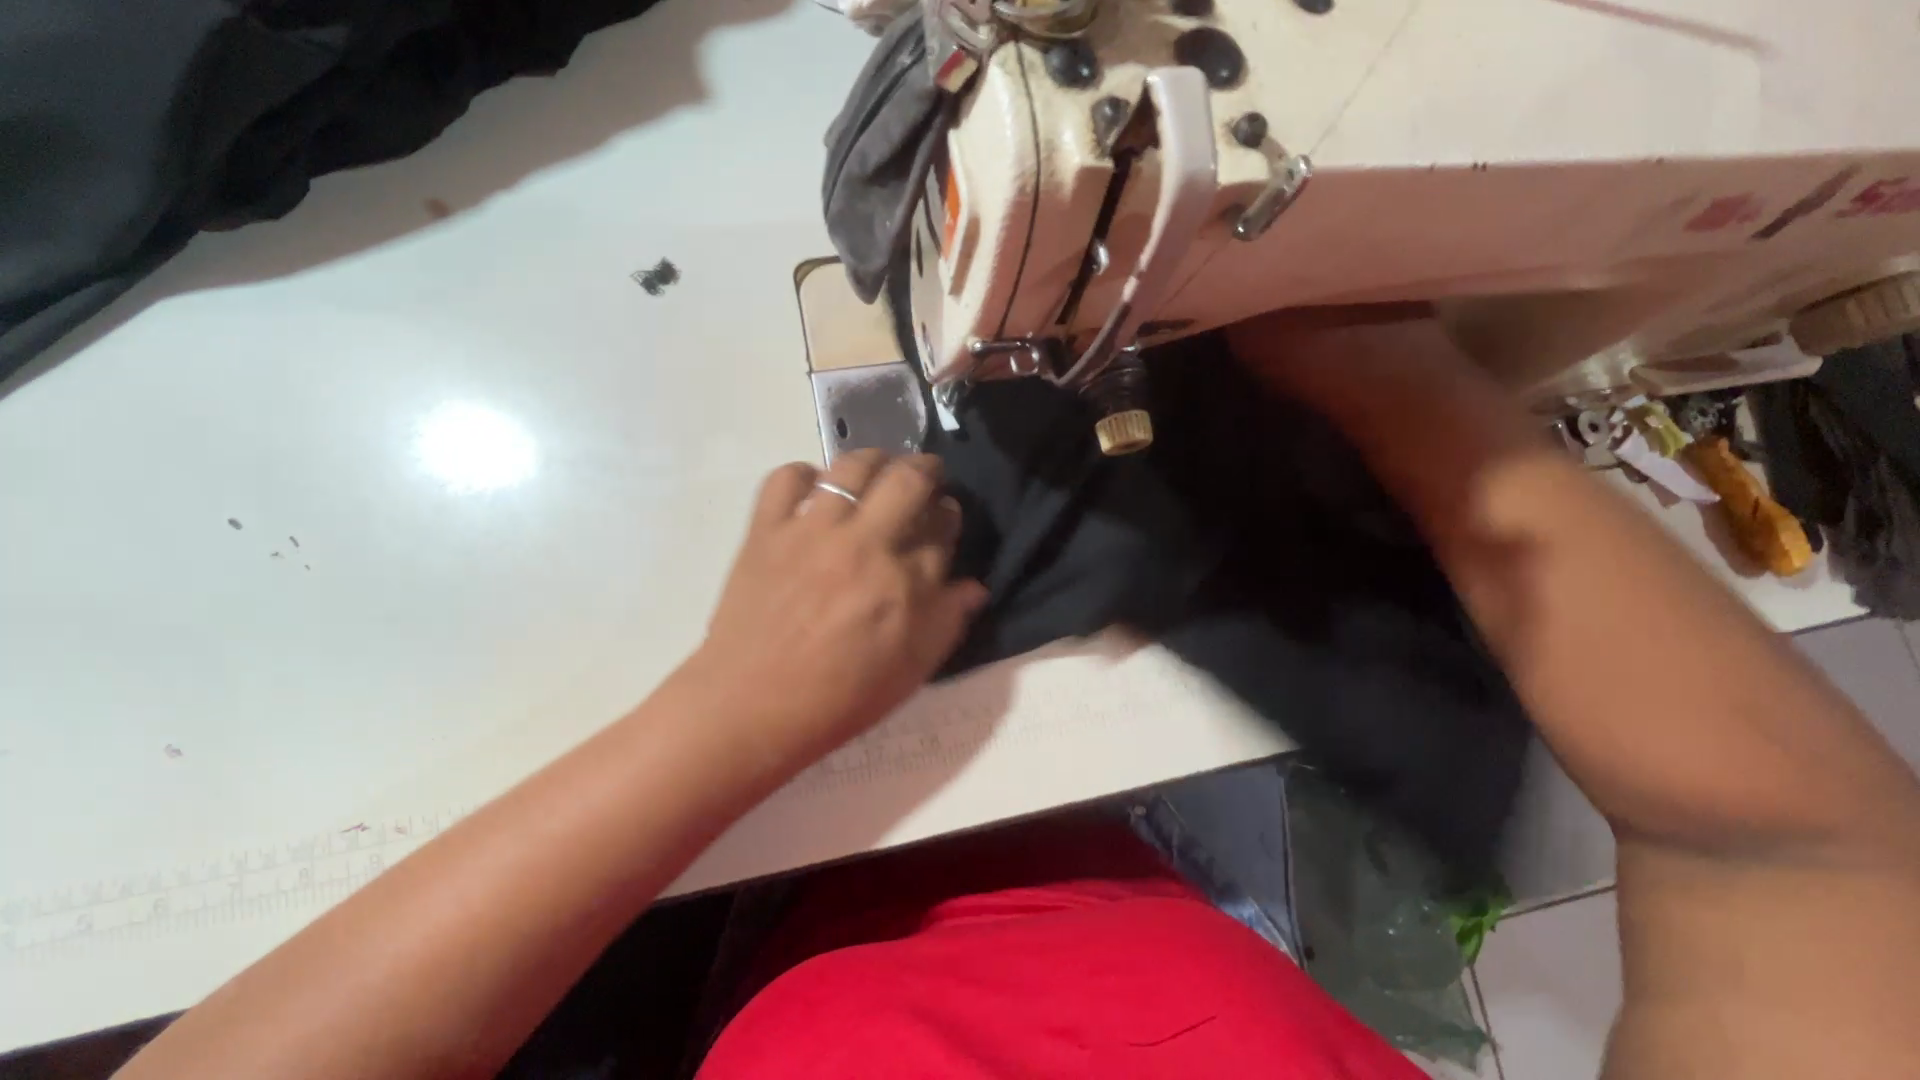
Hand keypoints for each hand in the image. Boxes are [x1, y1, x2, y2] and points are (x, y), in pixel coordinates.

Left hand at [682, 450, 988, 772]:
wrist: (752, 708)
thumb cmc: (840, 699)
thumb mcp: (910, 672)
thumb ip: (946, 623)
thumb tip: (972, 586)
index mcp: (905, 583)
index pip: (942, 527)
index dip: (949, 515)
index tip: (945, 517)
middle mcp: (864, 544)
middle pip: (908, 480)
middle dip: (926, 470)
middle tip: (925, 476)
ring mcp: (811, 531)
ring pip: (852, 467)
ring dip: (875, 461)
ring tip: (878, 470)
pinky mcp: (766, 530)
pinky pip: (786, 477)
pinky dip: (804, 474)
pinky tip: (814, 490)